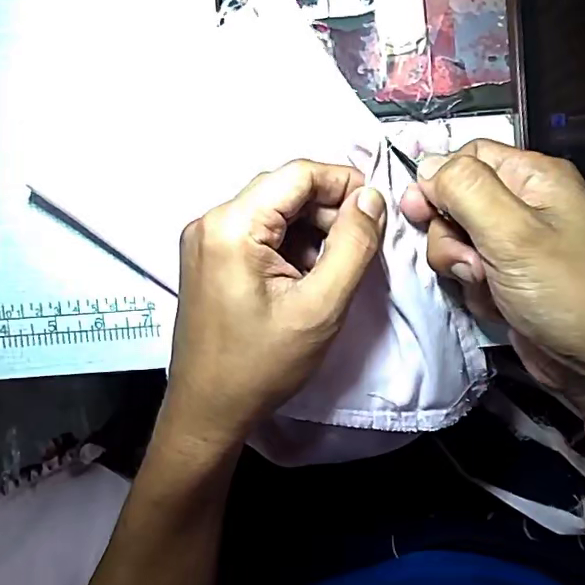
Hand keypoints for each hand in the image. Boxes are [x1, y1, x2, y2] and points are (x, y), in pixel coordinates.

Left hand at [162, 160, 386, 451]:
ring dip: (314, 229)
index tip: (377, 211)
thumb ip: (353, 245)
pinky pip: (262, 233)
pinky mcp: (212, 258)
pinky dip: (294, 245)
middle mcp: (212, 222)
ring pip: (277, 211)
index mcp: (232, 226)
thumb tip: (371, 198)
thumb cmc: (262, 365)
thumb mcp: (321, 306)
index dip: (344, 182)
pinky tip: (310, 276)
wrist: (209, 411)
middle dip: (330, 209)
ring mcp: (208, 240)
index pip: (298, 173)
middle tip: (362, 245)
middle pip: (286, 189)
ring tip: (336, 267)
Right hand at [399, 140, 584, 419]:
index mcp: (534, 177)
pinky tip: (497, 305)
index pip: (468, 157)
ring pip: (458, 241)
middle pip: (456, 201)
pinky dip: (474, 291)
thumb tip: (427, 163)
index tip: (418, 211)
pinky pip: (470, 274)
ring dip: (460, 266)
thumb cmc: (567, 292)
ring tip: (487, 285)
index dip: (439, 181)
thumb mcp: (513, 233)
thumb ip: (465, 190)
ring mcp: (517, 247)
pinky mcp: (510, 281)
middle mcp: (525, 205)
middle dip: (450, 234)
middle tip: (469, 261)